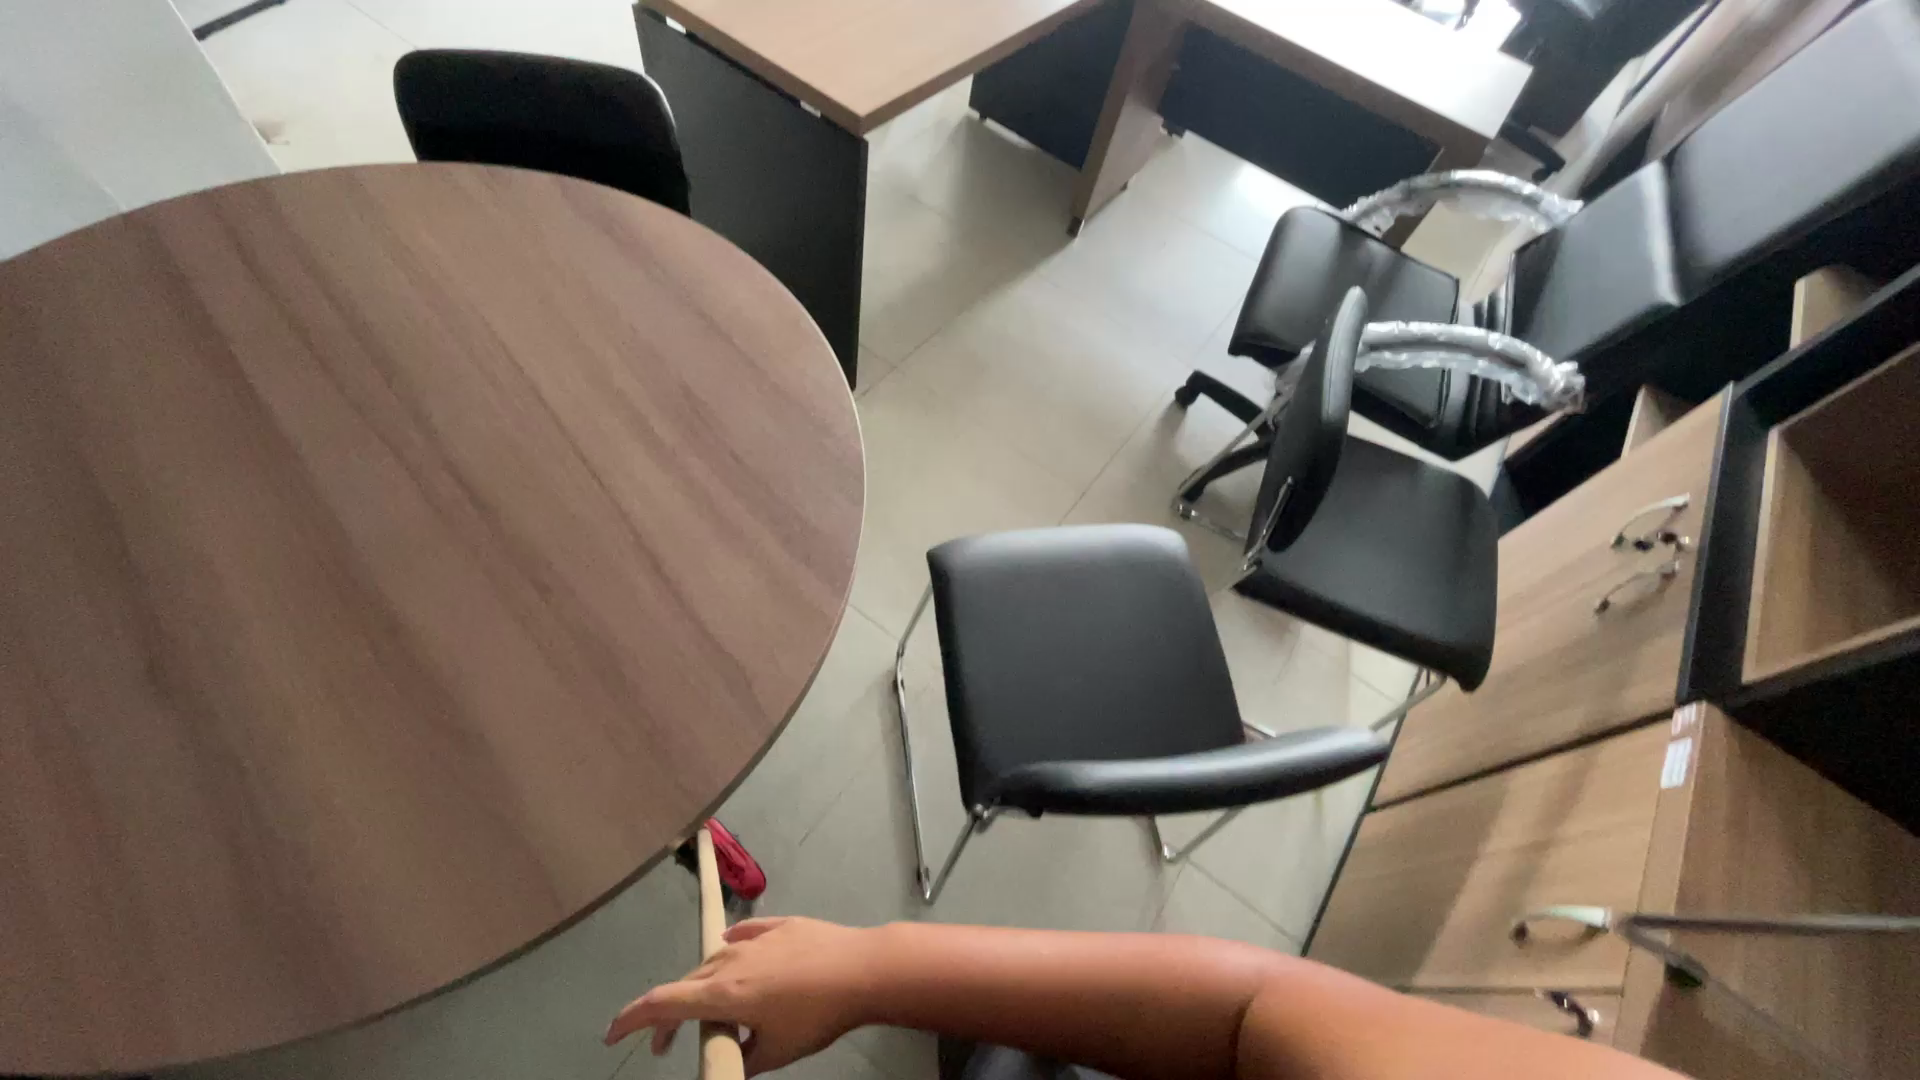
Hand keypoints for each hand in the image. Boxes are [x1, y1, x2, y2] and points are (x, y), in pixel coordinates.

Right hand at [604, 916, 880, 1074]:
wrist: (860, 968)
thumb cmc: (815, 1016)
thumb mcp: (773, 1053)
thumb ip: (742, 1057)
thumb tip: (732, 1057)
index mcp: (723, 993)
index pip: (662, 1004)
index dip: (632, 1020)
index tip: (612, 1034)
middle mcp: (731, 959)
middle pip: (687, 984)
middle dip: (670, 1015)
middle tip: (665, 1045)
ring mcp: (757, 937)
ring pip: (715, 960)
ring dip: (703, 986)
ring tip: (708, 1009)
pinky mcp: (781, 924)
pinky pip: (745, 935)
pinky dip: (731, 950)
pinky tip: (732, 951)